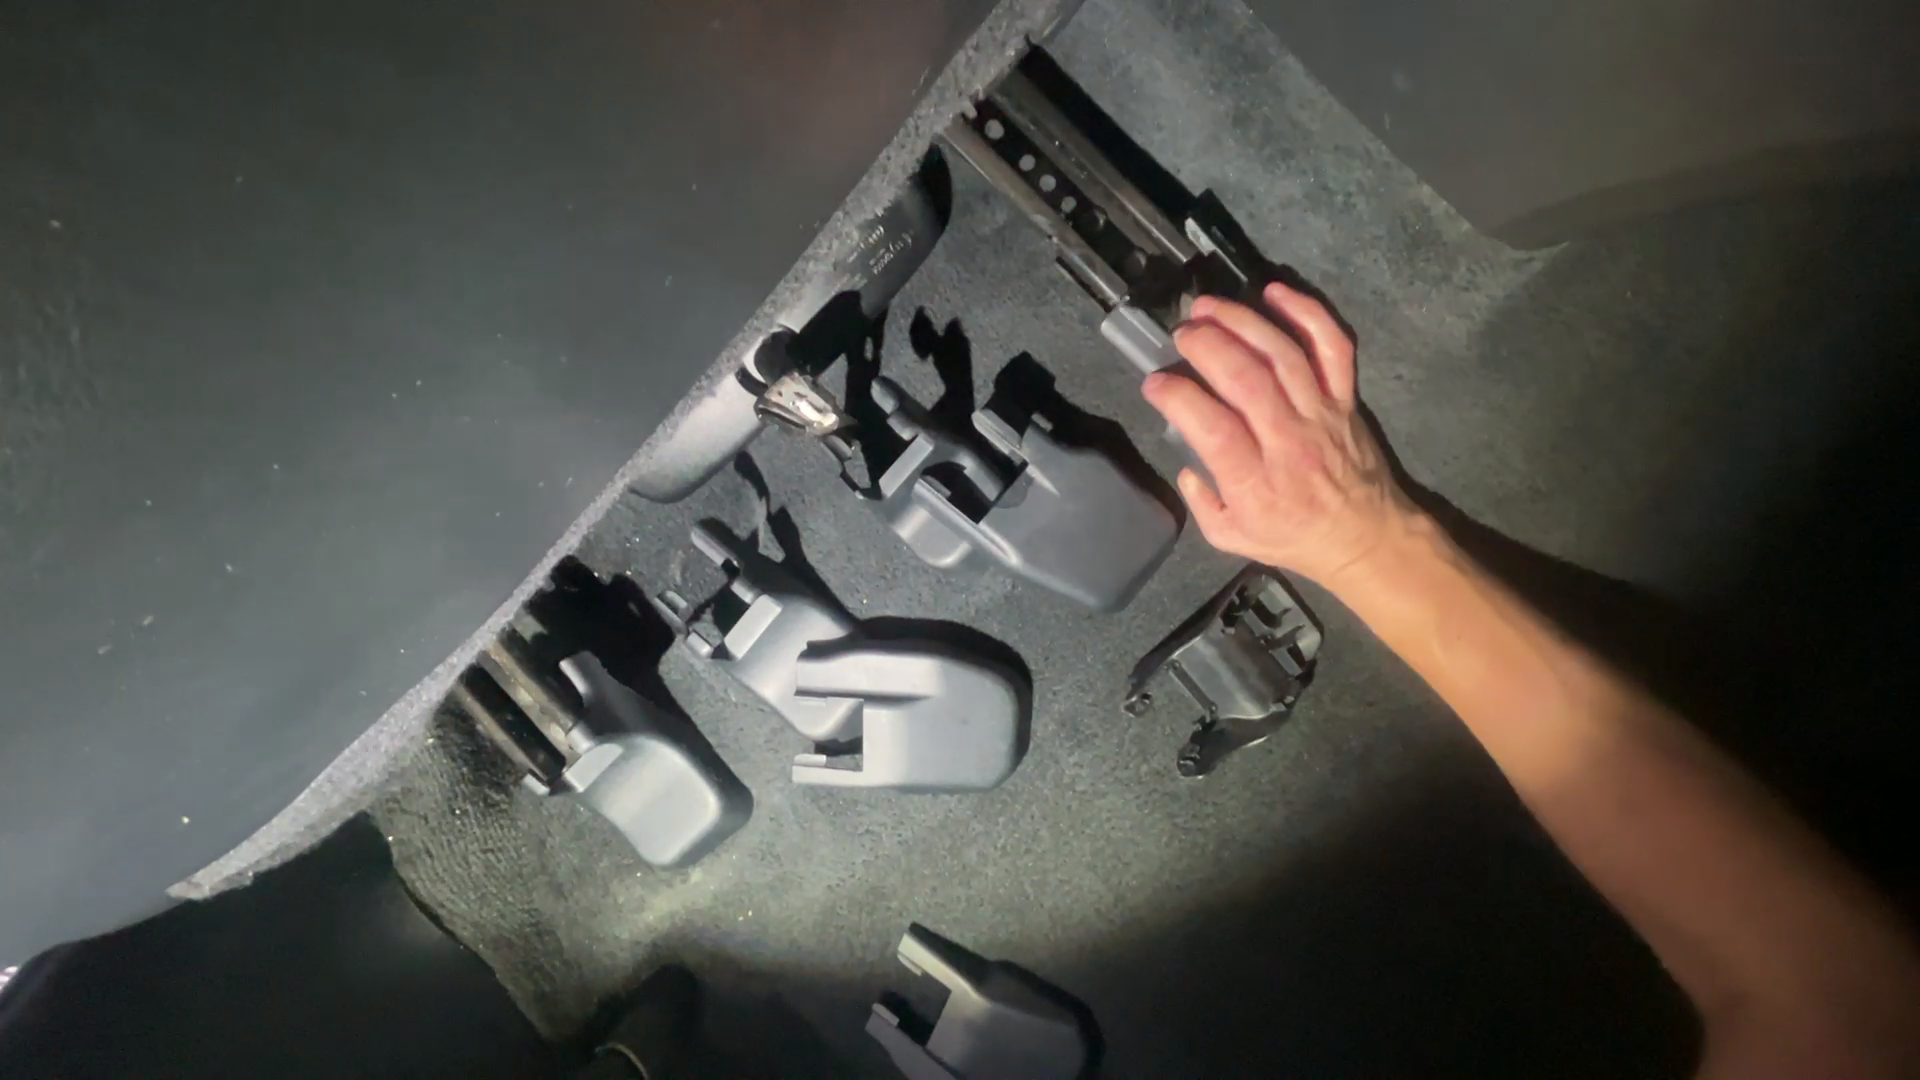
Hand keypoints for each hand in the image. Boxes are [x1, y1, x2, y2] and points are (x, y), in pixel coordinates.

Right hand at [1142, 281, 1415, 588]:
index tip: (1154, 383)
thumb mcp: (1229, 537)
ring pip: (1282, 355)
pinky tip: (1274, 292)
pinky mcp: (1344, 398)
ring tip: (1207, 307)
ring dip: (1242, 322)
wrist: (1364, 537)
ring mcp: (1320, 413)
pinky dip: (1307, 313)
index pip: (1213, 428)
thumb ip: (1199, 502)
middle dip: (1208, 346)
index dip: (1179, 398)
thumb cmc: (1291, 537)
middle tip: (1180, 333)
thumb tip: (1186, 463)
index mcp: (1254, 482)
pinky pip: (1332, 347)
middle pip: (1247, 379)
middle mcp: (1287, 441)